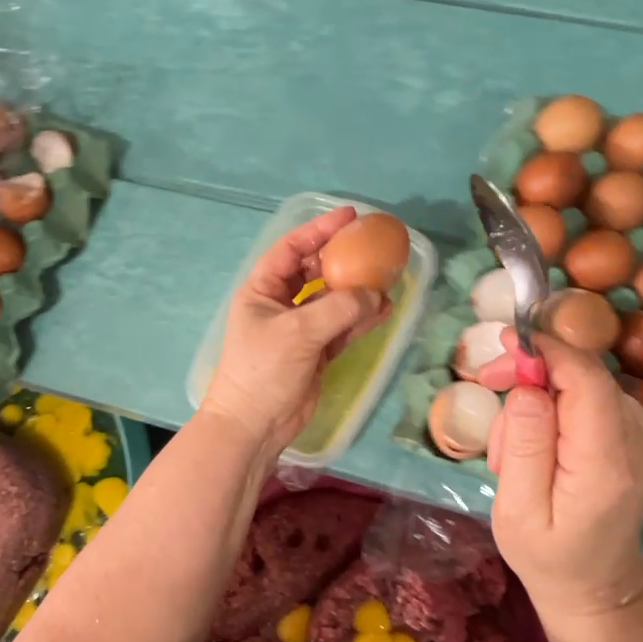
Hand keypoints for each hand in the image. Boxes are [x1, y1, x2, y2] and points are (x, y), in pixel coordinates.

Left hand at [202, 206, 387, 454]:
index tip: (350, 216)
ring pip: (332, 300)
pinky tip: (385, 309)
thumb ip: (339, 308)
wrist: (255, 425)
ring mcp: (298, 330)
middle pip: (314, 271)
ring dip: (357, 291)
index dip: (318, 230)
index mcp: (261, 290)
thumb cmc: (264, 371)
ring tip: (388, 278)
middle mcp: (279, 305)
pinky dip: (362, 319)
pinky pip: (342, 327)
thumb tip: (376, 294)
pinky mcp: (315, 352)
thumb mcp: (298, 332)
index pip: (291, 249)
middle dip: (343, 259)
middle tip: (375, 247)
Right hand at [484, 333, 642, 616]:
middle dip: (532, 372)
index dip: (547, 351)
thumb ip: (525, 448)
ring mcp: (636, 439)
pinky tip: (531, 448)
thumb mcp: (518, 511)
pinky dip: (552, 411)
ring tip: (508, 451)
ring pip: (580, 387)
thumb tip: (526, 389)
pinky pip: (586, 404)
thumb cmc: (547, 555)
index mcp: (605, 462)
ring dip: (536, 399)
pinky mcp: (627, 440)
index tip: (503, 347)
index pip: (587, 380)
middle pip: (584, 376)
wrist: (594, 587)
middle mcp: (633, 441)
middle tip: (487, 386)